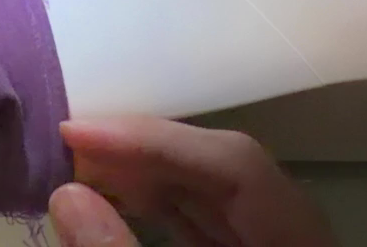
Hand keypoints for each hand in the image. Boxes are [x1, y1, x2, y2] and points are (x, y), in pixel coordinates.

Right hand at [50, 117, 336, 246]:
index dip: (153, 140)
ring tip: (79, 161)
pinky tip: (112, 193)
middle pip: (226, 173)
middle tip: (68, 141)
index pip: (239, 168)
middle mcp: (301, 243)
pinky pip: (208, 221)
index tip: (74, 131)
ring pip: (216, 195)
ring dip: (144, 174)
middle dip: (142, 152)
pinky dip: (157, 204)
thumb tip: (65, 193)